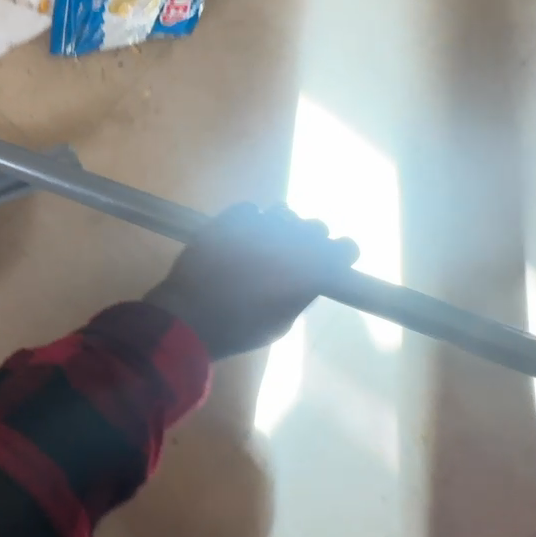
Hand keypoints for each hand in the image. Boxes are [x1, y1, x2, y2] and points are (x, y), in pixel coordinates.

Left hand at [143, 203, 359, 359]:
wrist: (192, 315)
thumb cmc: (242, 328)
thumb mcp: (284, 320)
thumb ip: (302, 292)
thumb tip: (308, 277)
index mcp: (310, 270)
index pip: (343, 248)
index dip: (340, 252)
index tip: (332, 258)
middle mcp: (288, 243)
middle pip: (314, 227)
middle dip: (311, 237)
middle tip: (297, 249)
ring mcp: (255, 228)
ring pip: (282, 213)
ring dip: (282, 225)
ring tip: (270, 238)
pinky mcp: (226, 221)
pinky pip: (248, 208)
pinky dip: (251, 218)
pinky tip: (245, 232)